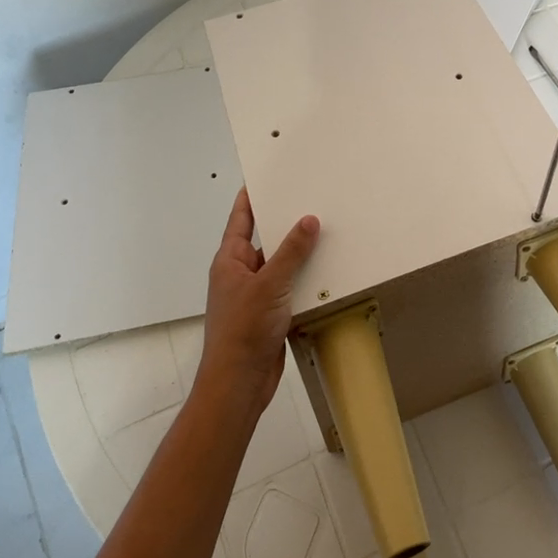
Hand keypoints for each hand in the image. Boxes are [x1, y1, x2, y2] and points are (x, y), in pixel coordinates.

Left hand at [197, 188, 320, 410]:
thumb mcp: (270, 284)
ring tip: (327, 231)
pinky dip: (305, 280)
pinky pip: (289, 289)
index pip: (241, 219)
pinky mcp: (269, 315)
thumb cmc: (244, 329)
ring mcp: (254, 296)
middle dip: (285, 223)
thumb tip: (308, 220)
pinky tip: (327, 272)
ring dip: (299, 255)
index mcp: (230, 260)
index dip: (252, 196)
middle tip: (311, 199)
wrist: (239, 383)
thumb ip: (291, 252)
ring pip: (280, 266)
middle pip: (264, 240)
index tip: (265, 175)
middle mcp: (240, 274)